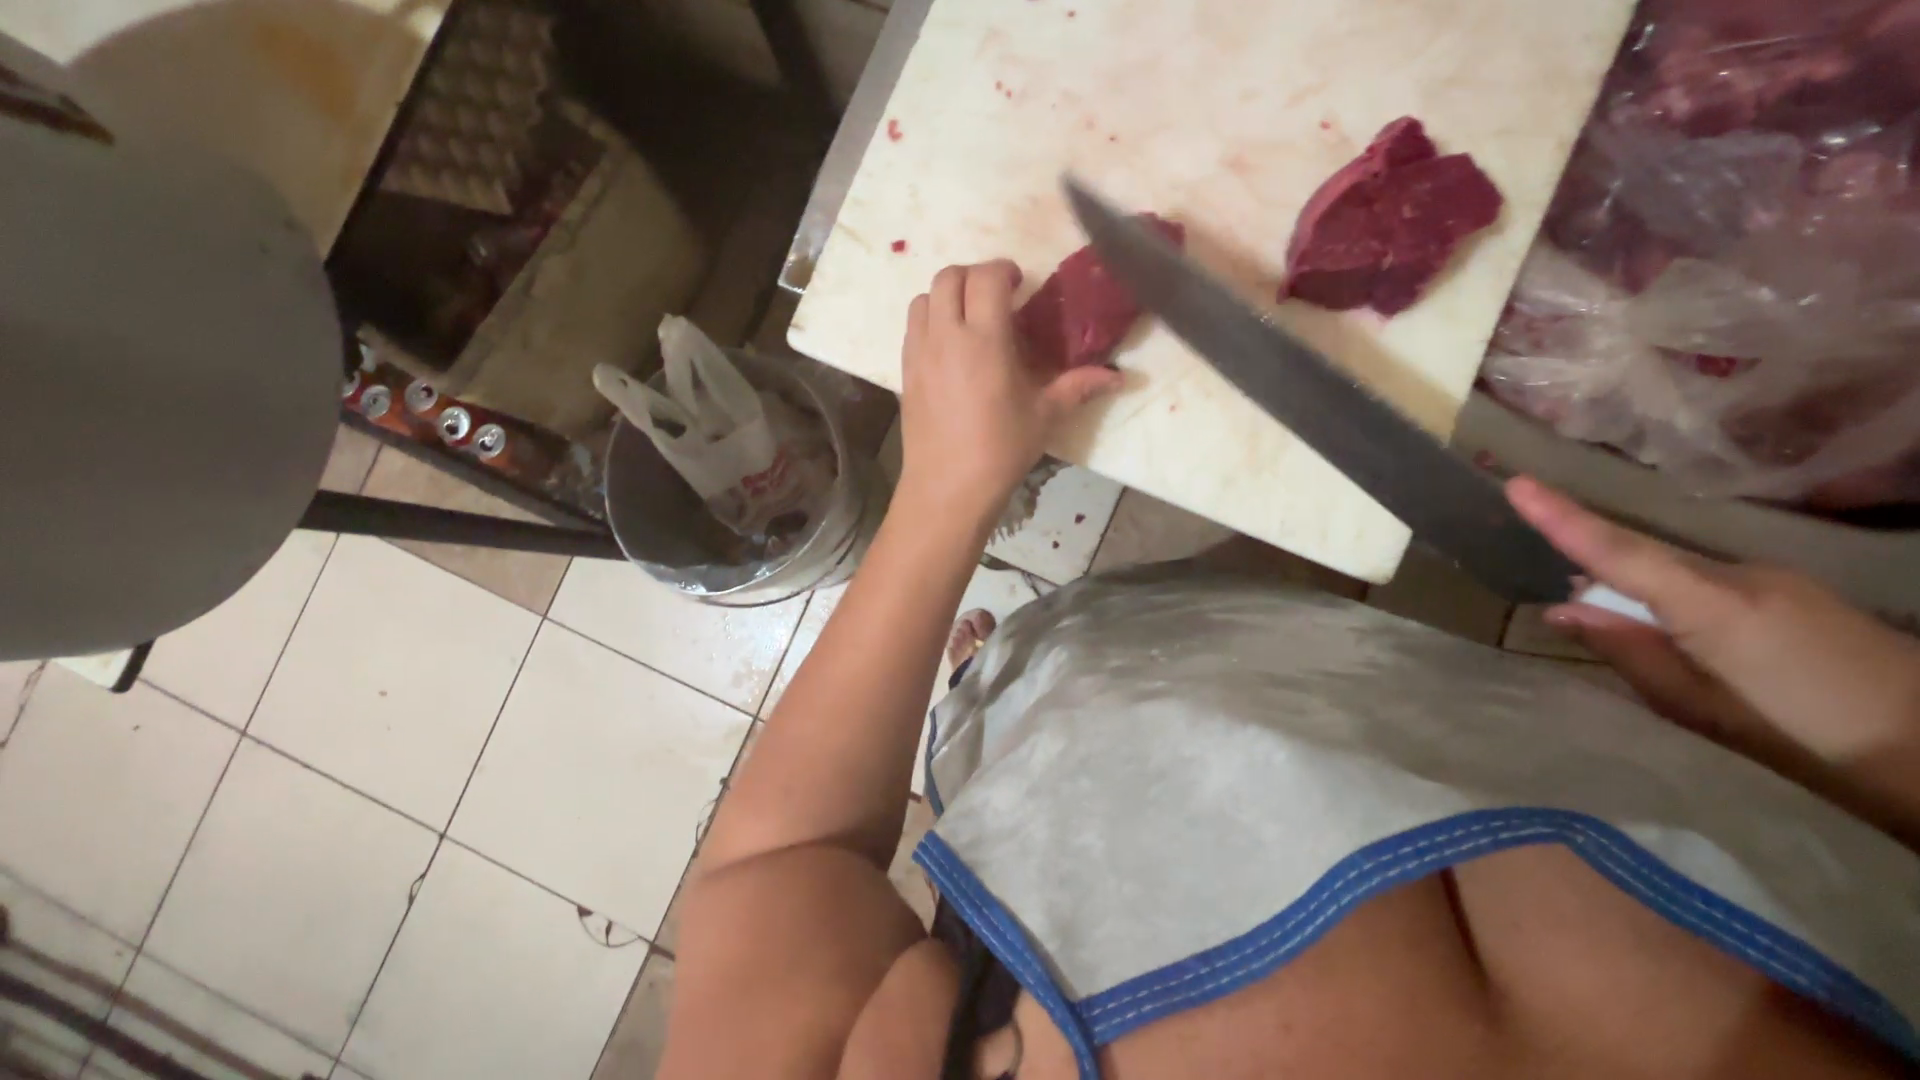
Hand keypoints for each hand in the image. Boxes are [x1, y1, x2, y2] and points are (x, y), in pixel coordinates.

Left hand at [897, 260, 1121, 518]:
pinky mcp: (905, 372)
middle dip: (973, 275)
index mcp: (983, 339)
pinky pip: (912, 327)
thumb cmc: (1000, 449)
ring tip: (969, 316)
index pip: (986, 277)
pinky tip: (950, 346)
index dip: (1003, 270)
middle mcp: (945, 336)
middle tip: (996, 295)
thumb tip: (1120, 377)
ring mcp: (920, 353)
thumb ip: (1079, 387)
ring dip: (946, 295)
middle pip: (948, 277)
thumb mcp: (1045, 416)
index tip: (1019, 283)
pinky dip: (929, 320)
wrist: (948, 487)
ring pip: (923, 298)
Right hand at [1508, 476, 1919, 839]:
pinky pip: (1709, 582)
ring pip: (1677, 572)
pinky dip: (1676, 600)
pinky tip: (1685, 640)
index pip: (1619, 551)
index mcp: (1714, 604)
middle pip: (1645, 557)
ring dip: (1640, 593)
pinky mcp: (1795, 590)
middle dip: (1597, 569)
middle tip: (1563, 600)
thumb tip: (1564, 610)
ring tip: (1631, 637)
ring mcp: (1775, 576)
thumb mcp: (1700, 708)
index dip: (1563, 518)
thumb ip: (1628, 651)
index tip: (1517, 485)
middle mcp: (1742, 574)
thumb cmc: (1804, 739)